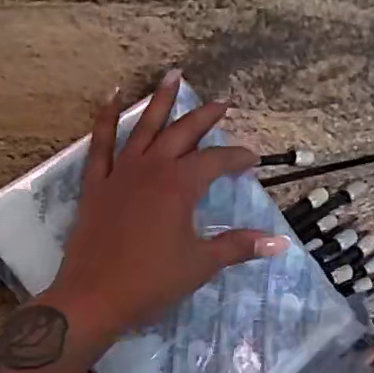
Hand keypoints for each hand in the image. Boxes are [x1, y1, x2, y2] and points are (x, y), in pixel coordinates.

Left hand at [46, 70, 291, 334]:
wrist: (94, 297)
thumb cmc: (151, 282)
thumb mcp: (200, 264)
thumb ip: (238, 246)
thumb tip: (279, 242)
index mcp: (179, 186)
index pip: (216, 161)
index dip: (237, 158)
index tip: (252, 162)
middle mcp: (151, 169)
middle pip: (182, 133)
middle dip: (205, 117)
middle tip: (223, 102)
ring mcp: (120, 173)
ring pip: (143, 127)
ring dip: (160, 101)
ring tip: (172, 75)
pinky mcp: (96, 185)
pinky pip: (100, 143)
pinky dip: (105, 118)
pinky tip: (111, 96)